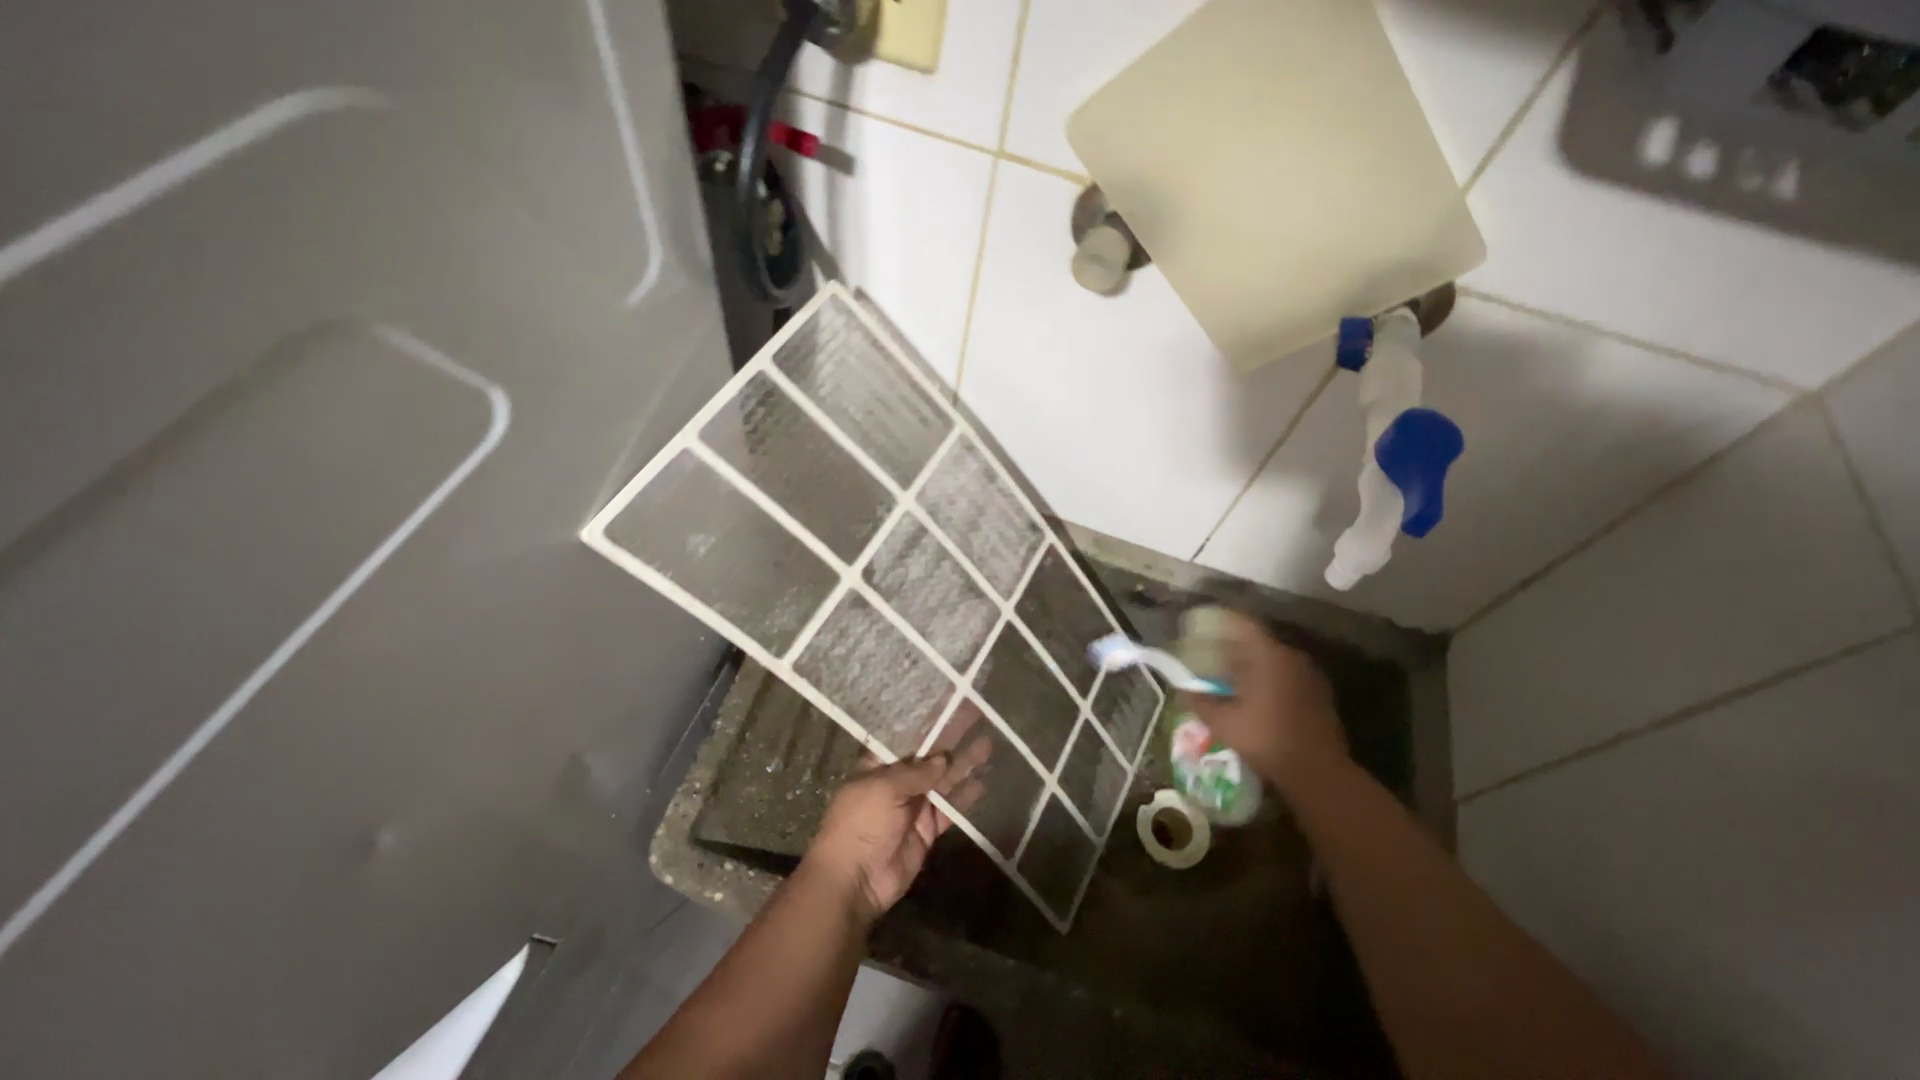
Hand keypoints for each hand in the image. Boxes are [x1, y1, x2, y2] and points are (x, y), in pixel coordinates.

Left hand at [801, 730, 988, 925]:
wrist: (854, 880)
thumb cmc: (860, 824)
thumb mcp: (882, 789)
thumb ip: (915, 773)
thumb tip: (943, 760)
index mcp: (878, 766)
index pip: (907, 737)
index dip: (928, 721)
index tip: (950, 703)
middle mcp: (897, 782)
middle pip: (930, 756)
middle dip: (952, 737)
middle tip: (978, 716)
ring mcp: (914, 806)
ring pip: (944, 780)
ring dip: (964, 763)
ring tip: (988, 744)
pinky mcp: (927, 830)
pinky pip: (950, 810)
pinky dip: (965, 797)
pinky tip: (984, 782)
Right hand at [1186, 610, 1347, 795]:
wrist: (1318, 771)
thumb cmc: (1265, 740)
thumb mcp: (1222, 723)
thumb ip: (1200, 701)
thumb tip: (1184, 689)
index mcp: (1267, 655)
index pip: (1240, 624)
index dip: (1217, 623)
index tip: (1199, 629)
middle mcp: (1291, 656)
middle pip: (1256, 642)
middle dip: (1232, 649)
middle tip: (1210, 659)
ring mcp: (1309, 674)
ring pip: (1273, 660)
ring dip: (1252, 666)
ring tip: (1231, 682)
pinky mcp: (1320, 692)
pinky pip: (1287, 676)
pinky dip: (1269, 680)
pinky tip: (1257, 700)